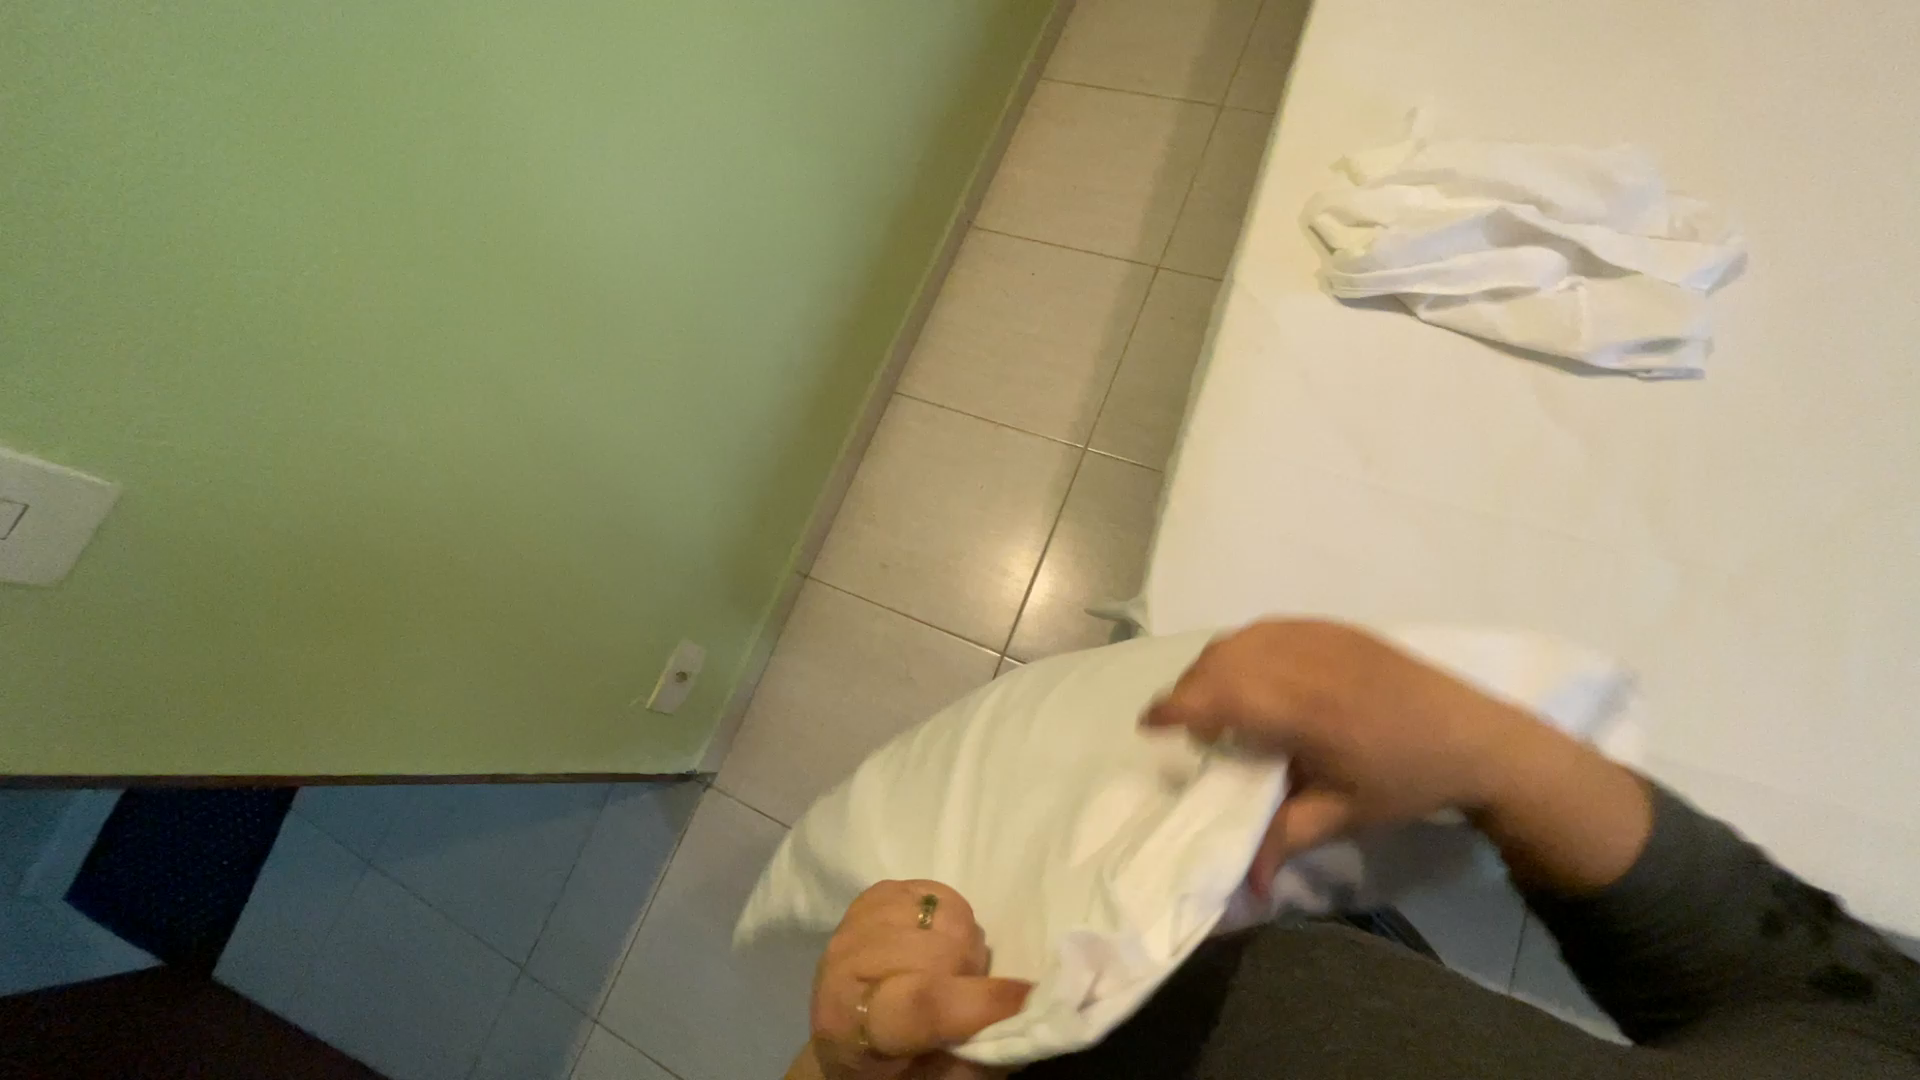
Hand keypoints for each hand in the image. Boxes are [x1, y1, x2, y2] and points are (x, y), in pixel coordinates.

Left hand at [791, 880, 1031, 1079]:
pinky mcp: (877, 892)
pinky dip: (952, 916)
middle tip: (964, 995)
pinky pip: (940, 891)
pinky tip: (935, 939)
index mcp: (849, 1022)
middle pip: (942, 949)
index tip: (1027, 998)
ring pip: (947, 914)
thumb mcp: (931, 1079)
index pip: (922, 1002)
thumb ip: (973, 1058)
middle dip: (971, 973)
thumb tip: (1020, 1022)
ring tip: (948, 968)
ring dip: (963, 943)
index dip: (980, 1000)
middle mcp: (846, 962)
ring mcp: (860, 919)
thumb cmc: (890, 1065)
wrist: (845, 1027)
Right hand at [1143, 619, 1541, 891]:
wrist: (1477, 737)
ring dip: (1211, 668)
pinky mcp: (1329, 626)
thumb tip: (1242, 889)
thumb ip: (1282, 839)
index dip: (1175, 708)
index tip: (1149, 725)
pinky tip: (1249, 675)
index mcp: (1303, 712)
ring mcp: (1315, 637)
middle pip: (1217, 664)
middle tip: (1184, 723)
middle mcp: (1301, 664)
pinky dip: (1240, 650)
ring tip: (1215, 700)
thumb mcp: (1342, 815)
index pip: (1218, 696)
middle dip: (1187, 691)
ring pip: (1236, 641)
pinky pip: (1262, 630)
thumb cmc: (1405, 782)